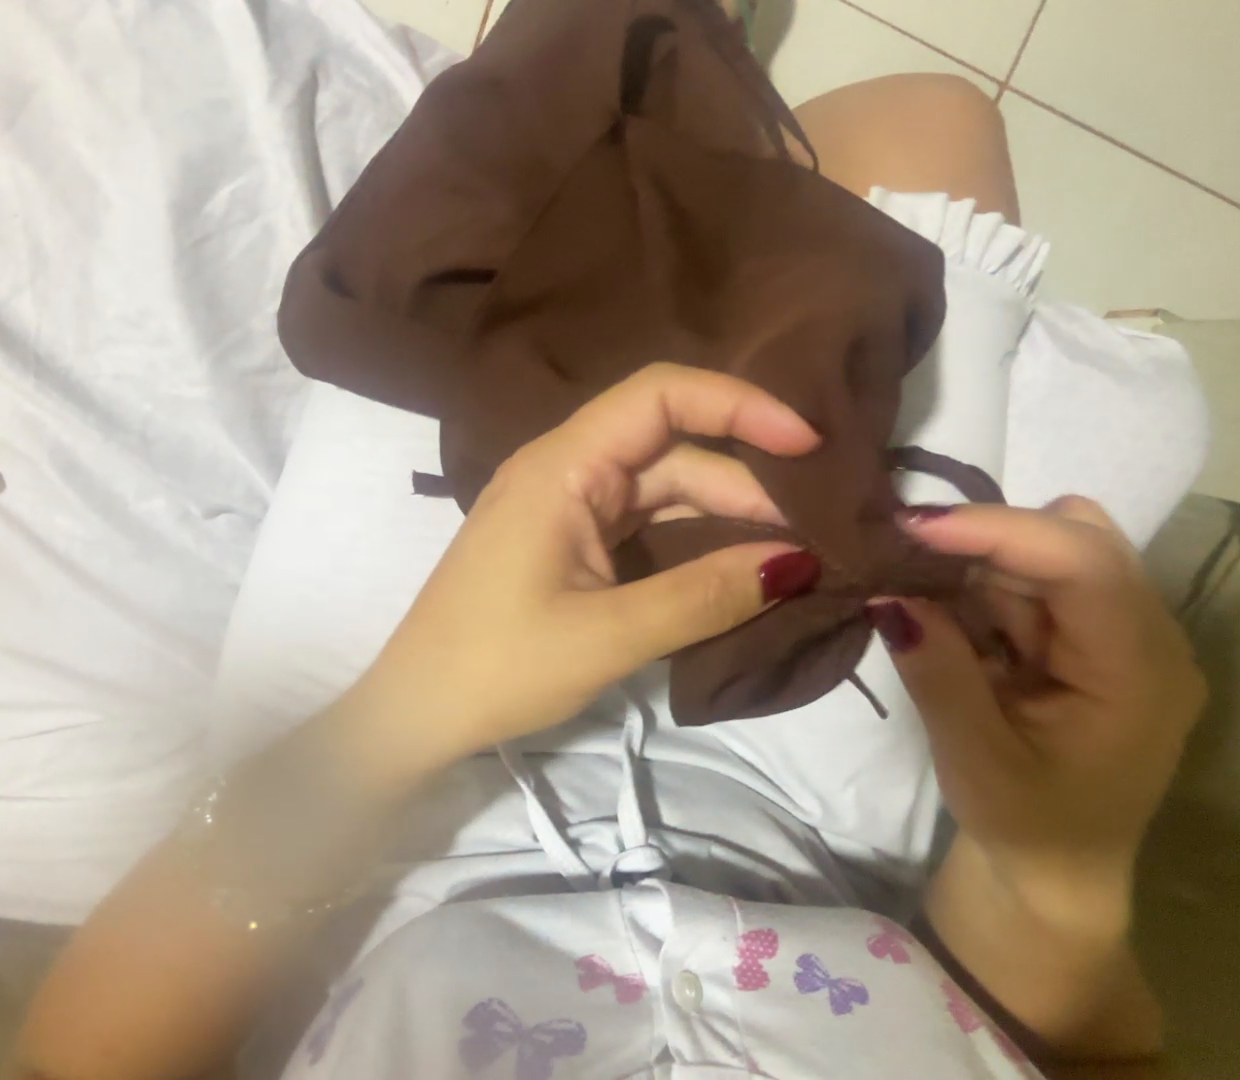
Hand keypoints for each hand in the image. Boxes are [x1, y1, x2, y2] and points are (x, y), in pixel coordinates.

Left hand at [339, 362, 823, 762]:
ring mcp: (568, 508)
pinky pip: (646, 526)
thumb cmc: (497, 667)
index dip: (739, 404)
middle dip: (748, 479)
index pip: (660, 395)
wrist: (417, 712)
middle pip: (673, 447)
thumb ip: (705, 596)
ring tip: (799, 552)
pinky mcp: (572, 545)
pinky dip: (695, 543)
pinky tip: (742, 567)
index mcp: (562, 465)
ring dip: (727, 516)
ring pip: (664, 490)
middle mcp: (566, 469)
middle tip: (822, 526)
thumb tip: (799, 564)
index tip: (809, 442)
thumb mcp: (608, 635)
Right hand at [875, 497, 1205, 929]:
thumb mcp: (974, 757)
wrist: (1054, 874)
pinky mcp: (1089, 640)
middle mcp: (1147, 639)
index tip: (912, 525)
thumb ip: (938, 671)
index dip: (998, 530)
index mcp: (1139, 673)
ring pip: (1050, 553)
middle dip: (984, 541)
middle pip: (1074, 542)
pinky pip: (1036, 583)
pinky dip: (982, 584)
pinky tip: (943, 610)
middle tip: (902, 558)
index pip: (1084, 564)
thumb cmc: (1025, 827)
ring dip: (978, 562)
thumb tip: (888, 594)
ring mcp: (1122, 636)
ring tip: (914, 586)